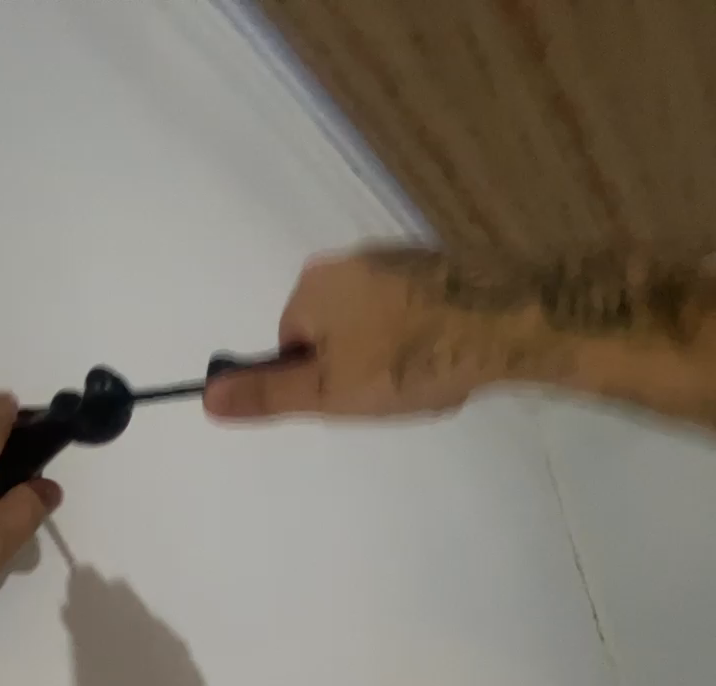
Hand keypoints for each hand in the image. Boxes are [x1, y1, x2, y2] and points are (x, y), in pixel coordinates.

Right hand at [203, 249, 493, 418]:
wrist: (508, 322)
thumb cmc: (406, 361)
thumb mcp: (326, 391)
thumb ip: (266, 394)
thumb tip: (206, 397)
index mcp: (311, 286)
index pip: (292, 346)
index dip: (319, 380)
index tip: (353, 393)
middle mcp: (346, 261)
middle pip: (332, 334)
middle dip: (356, 367)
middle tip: (391, 390)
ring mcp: (395, 259)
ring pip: (373, 326)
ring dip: (391, 357)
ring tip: (424, 377)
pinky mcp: (437, 266)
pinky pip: (410, 313)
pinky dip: (421, 338)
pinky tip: (447, 356)